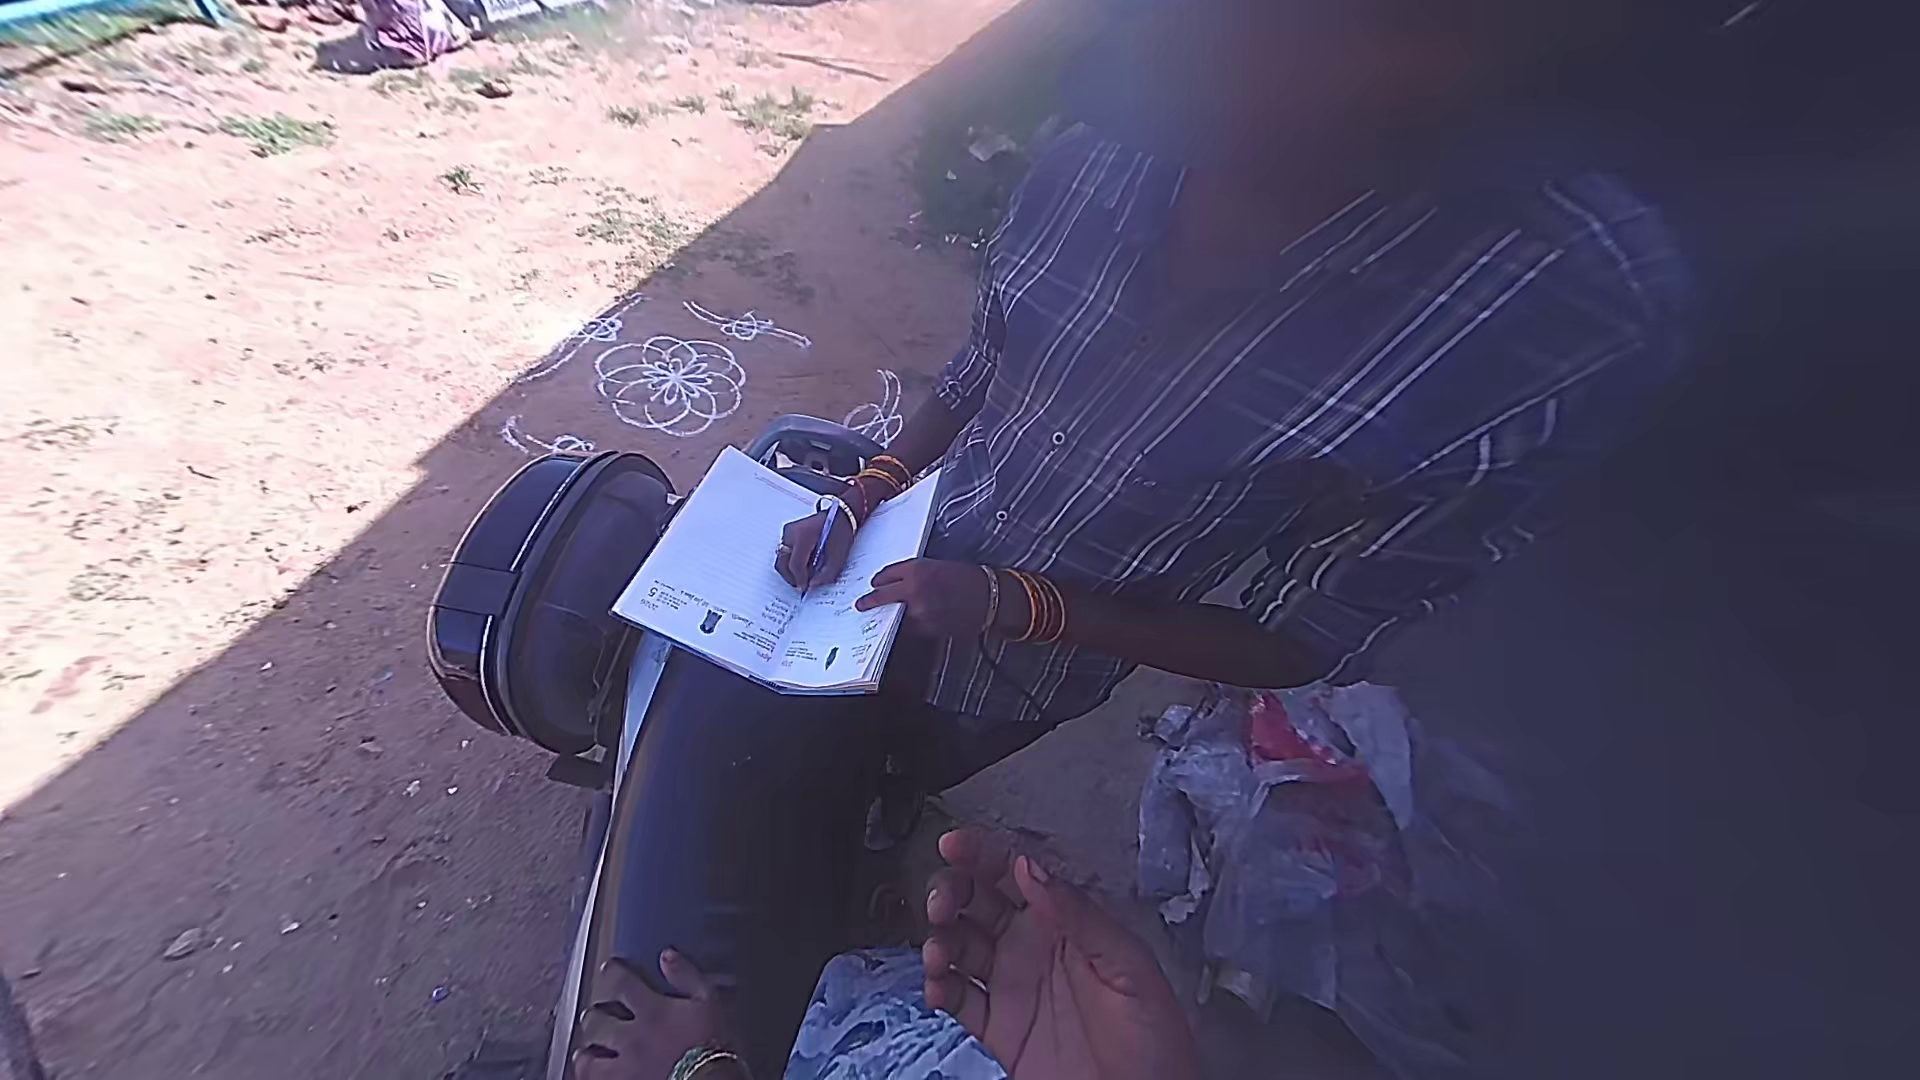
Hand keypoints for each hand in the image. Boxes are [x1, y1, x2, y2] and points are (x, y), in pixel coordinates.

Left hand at [572, 950, 732, 1079]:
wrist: (705, 1079)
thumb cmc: (708, 1036)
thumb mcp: (706, 997)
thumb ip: (685, 974)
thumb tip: (666, 954)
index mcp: (651, 1010)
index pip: (623, 985)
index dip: (613, 972)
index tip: (609, 967)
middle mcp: (629, 1037)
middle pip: (598, 1022)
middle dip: (593, 1015)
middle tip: (594, 1012)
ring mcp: (622, 1068)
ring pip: (588, 1061)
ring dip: (585, 1052)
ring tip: (585, 1050)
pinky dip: (590, 1077)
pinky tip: (593, 1075)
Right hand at [776, 507, 856, 589]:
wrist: (842, 513)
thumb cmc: (842, 531)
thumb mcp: (838, 556)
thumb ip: (826, 573)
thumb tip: (813, 585)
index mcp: (804, 536)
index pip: (795, 564)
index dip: (799, 579)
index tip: (805, 588)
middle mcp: (792, 532)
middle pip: (782, 562)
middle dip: (791, 576)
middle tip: (802, 585)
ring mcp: (788, 530)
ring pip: (782, 557)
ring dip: (790, 569)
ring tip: (805, 574)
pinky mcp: (789, 531)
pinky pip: (785, 550)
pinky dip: (791, 560)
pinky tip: (805, 564)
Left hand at [855, 558, 992, 636]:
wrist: (989, 597)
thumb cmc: (968, 578)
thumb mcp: (939, 566)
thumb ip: (915, 575)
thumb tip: (897, 584)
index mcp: (917, 569)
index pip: (886, 575)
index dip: (878, 580)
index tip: (873, 584)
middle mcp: (914, 590)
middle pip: (882, 596)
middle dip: (870, 601)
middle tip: (861, 604)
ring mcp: (919, 611)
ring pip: (897, 614)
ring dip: (896, 612)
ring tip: (901, 610)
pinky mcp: (927, 628)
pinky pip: (913, 625)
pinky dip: (914, 622)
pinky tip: (923, 617)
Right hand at [923, 829, 1199, 1079]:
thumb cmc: (1151, 1032)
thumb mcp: (1127, 963)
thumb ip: (1078, 913)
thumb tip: (1029, 868)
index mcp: (1060, 916)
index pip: (1013, 869)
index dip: (980, 851)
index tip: (953, 844)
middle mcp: (1029, 940)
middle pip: (977, 899)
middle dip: (952, 889)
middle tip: (942, 902)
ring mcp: (1011, 982)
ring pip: (961, 942)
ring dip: (940, 936)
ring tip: (939, 953)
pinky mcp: (999, 1028)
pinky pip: (960, 998)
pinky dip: (940, 986)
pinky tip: (938, 985)